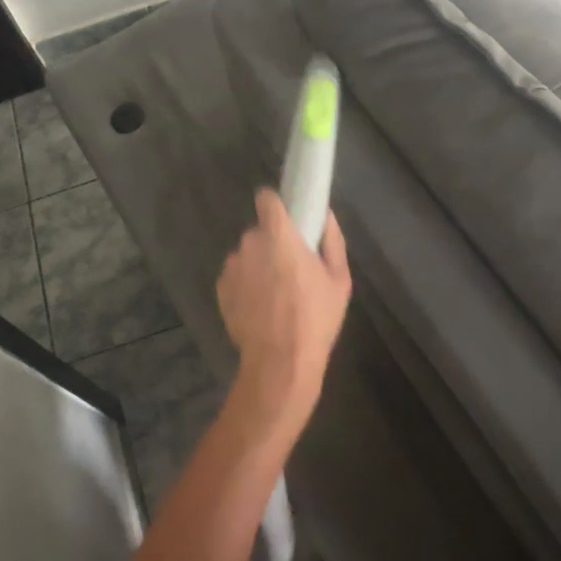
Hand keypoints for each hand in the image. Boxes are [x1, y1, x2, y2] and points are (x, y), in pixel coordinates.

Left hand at [215, 189, 350, 415]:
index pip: (266, 198)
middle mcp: (249, 244)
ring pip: (247, 256)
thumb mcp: (339, 279)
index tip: (287, 218)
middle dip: (273, 244)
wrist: (280, 361)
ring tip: (276, 296)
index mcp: (279, 235)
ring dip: (258, 266)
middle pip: (259, 232)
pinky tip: (261, 309)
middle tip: (291, 270)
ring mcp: (232, 267)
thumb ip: (332, 241)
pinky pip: (236, 277)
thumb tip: (326, 215)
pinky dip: (246, 286)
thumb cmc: (315, 318)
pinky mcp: (221, 289)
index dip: (276, 204)